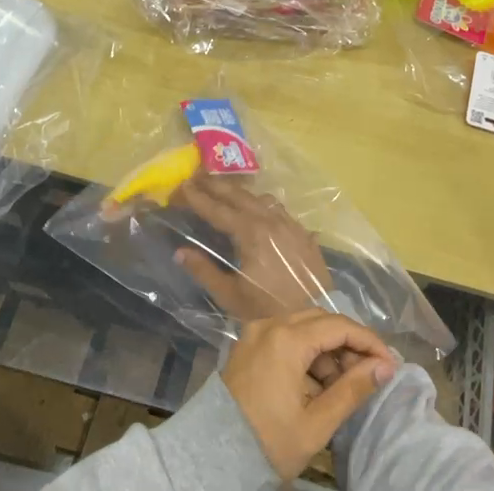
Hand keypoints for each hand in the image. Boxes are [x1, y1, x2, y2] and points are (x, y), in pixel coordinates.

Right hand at [172, 176, 335, 321]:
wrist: (314, 315)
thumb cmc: (267, 309)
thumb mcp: (230, 295)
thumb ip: (204, 270)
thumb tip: (180, 252)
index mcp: (250, 233)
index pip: (218, 210)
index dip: (198, 198)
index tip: (183, 186)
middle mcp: (270, 220)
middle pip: (239, 195)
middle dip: (216, 185)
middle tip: (198, 177)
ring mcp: (289, 223)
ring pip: (261, 198)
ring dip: (240, 192)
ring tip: (224, 190)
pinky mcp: (302, 232)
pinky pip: (279, 209)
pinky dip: (262, 204)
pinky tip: (257, 208)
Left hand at [221, 310, 395, 479]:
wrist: (215, 458)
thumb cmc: (268, 442)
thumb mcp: (316, 423)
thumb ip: (352, 390)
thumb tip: (385, 366)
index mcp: (286, 339)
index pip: (339, 326)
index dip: (369, 341)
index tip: (389, 364)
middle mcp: (269, 325)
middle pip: (321, 321)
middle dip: (348, 344)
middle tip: (367, 375)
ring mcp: (255, 333)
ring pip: (303, 328)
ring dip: (327, 351)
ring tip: (341, 388)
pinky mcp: (247, 346)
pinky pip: (285, 338)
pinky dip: (306, 355)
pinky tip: (315, 386)